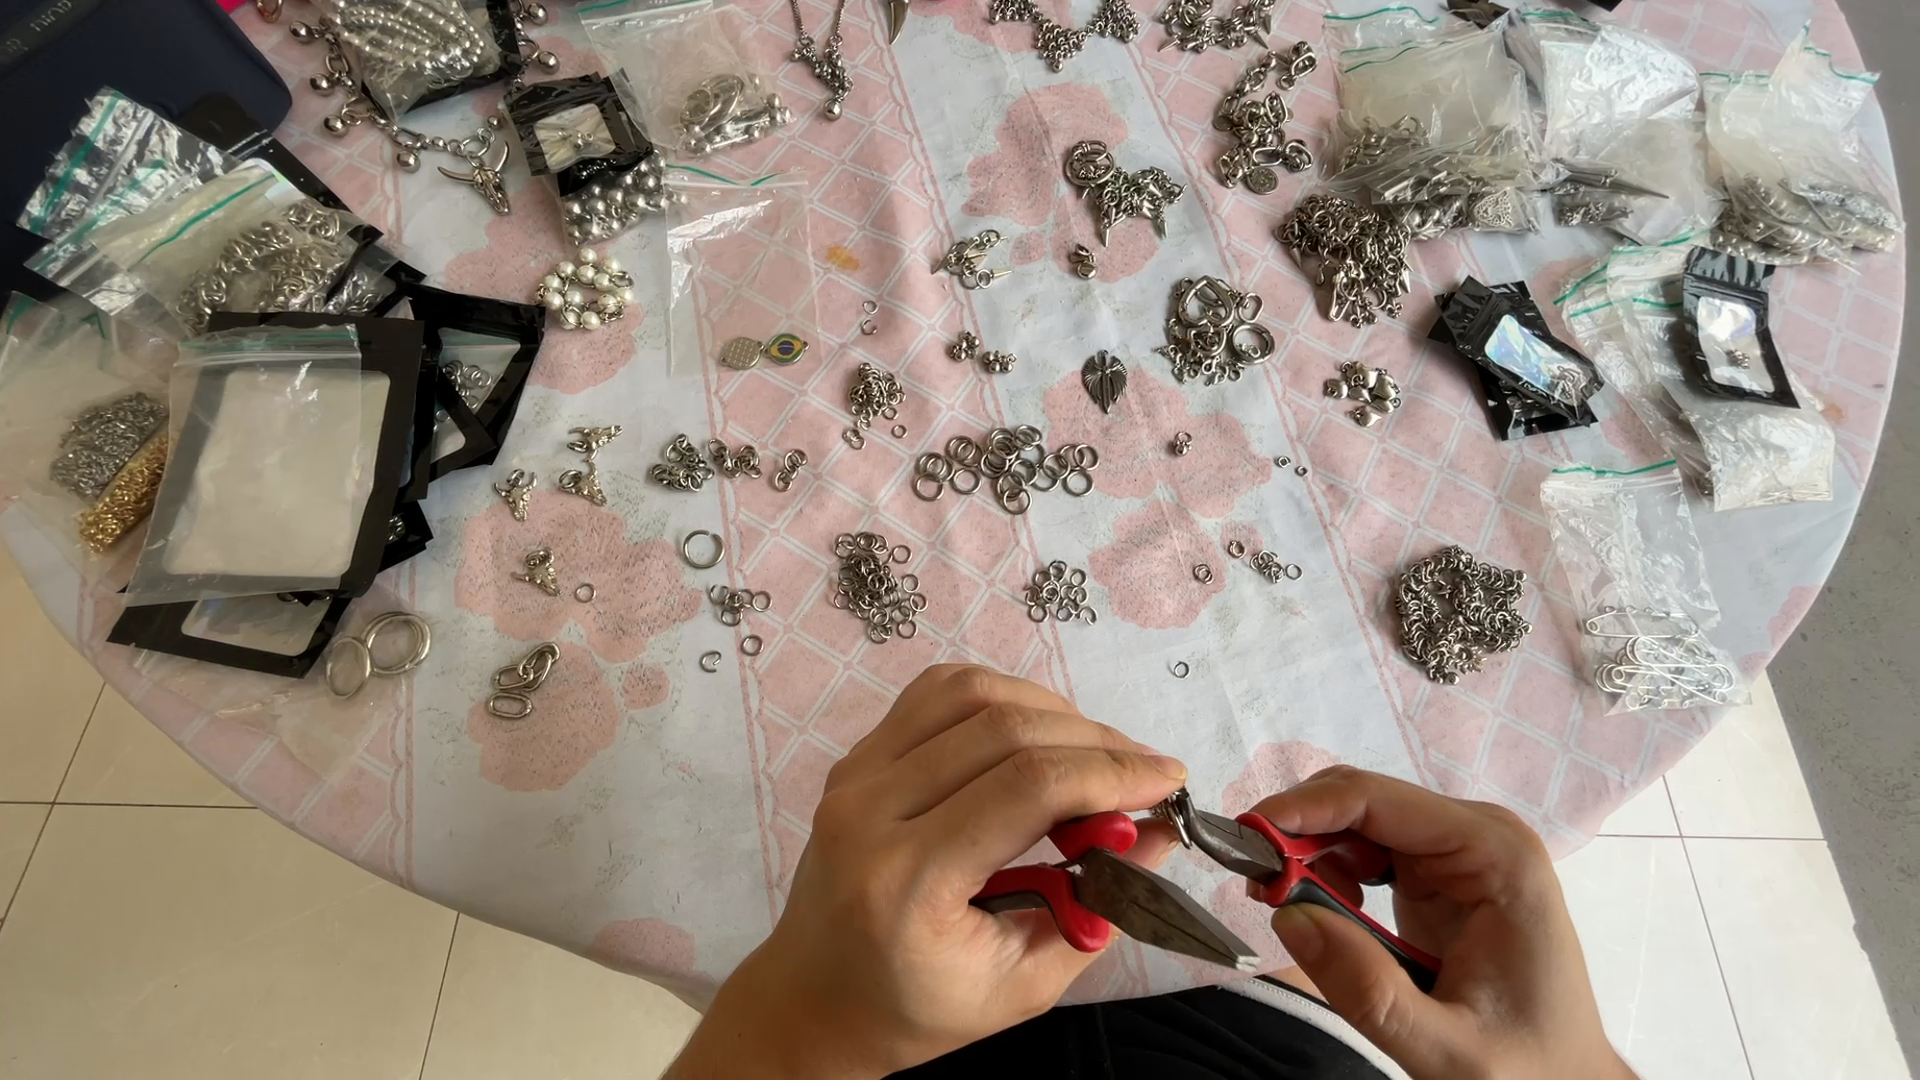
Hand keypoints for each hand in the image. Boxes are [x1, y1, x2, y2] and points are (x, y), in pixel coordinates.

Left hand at [663, 664, 1187, 1079]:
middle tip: (1142, 769)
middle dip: (1093, 740)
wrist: (811, 994)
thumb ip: (1094, 908)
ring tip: (1093, 748)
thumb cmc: (913, 1008)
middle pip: (1002, 729)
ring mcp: (857, 767)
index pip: (1025, 787)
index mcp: (906, 879)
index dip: (1110, 772)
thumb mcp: (1018, 987)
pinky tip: (1033, 726)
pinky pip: (939, 690)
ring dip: (1049, 708)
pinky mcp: (858, 752)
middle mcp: (871, 805)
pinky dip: (1000, 693)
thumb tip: (1153, 830)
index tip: (1169, 780)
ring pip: (971, 691)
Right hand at [1253, 767, 1634, 1079]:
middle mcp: (1474, 832)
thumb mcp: (1451, 1054)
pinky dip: (1325, 864)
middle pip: (1359, 798)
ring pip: (1351, 815)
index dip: (1302, 809)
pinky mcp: (1435, 865)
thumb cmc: (1530, 1075)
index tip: (1245, 836)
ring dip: (1306, 848)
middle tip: (1253, 875)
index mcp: (1494, 853)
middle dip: (1298, 829)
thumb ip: (1370, 991)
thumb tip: (1287, 917)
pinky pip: (1360, 842)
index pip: (1374, 799)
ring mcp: (1455, 845)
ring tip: (1280, 895)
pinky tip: (1325, 906)